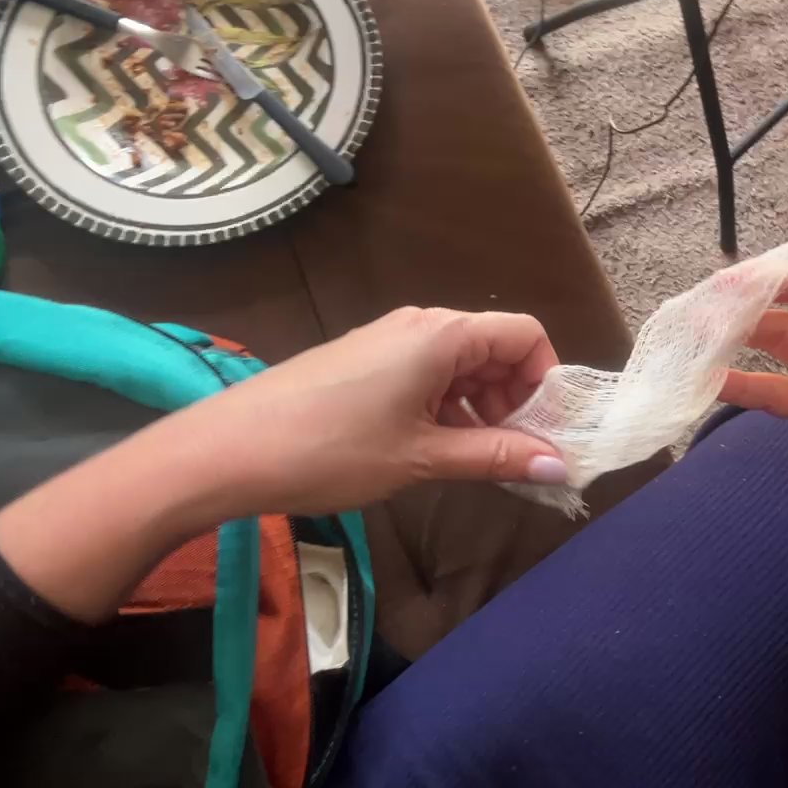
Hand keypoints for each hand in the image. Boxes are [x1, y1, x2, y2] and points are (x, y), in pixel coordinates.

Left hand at [147, 306, 570, 519]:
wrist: (225, 450)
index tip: (546, 430)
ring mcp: (391, 338)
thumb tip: (561, 464)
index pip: (525, 334)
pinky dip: (448, 403)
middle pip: (496, 347)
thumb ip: (496, 456)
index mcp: (443, 334)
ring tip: (474, 456)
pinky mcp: (368, 357)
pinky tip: (435, 444)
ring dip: (482, 405)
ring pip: (463, 362)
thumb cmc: (332, 448)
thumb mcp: (422, 457)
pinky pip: (429, 370)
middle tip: (513, 451)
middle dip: (516, 397)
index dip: (546, 379)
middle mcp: (422, 324)